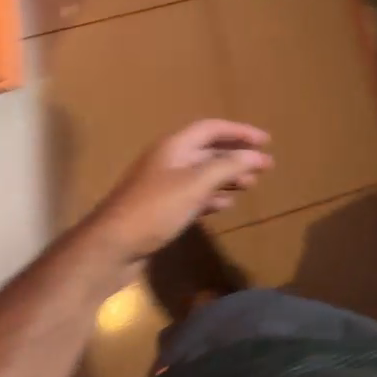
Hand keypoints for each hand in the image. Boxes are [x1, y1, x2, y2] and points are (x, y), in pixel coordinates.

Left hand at [88, 120, 273, 262]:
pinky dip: (212, 197)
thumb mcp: (195, 184)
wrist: (111, 248)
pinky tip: (226, 205)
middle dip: (237, 156)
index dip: (240, 132)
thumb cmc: (155, 208)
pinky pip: (193, 195)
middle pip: (209, 151)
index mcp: (175, 146)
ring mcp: (164, 185)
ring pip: (203, 174)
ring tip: (250, 185)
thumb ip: (227, 166)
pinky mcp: (161, 209)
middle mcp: (169, 160)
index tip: (265, 141)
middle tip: (265, 167)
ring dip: (227, 177)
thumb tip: (254, 155)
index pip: (212, 128)